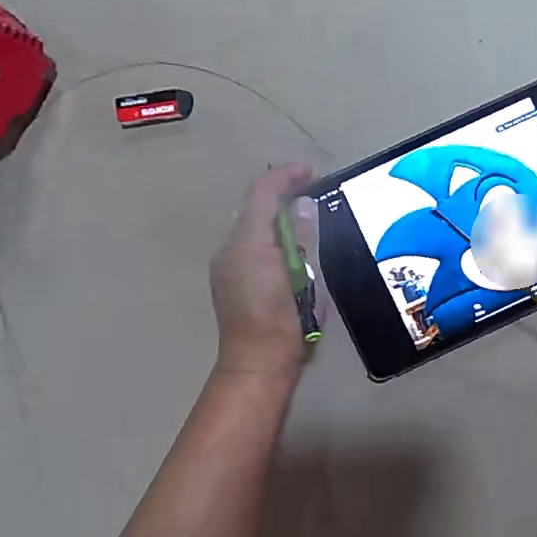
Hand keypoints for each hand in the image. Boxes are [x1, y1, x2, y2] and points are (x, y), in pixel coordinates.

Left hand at [209, 163, 317, 379]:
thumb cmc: (288, 324)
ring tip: (302, 216)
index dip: (286, 176)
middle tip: (311, 189)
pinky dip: (266, 233)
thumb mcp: (306, 278)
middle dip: (280, 192)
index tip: (312, 171)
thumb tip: (303, 204)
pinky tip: (286, 246)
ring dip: (273, 214)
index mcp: (249, 244)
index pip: (263, 193)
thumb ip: (302, 237)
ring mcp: (224, 264)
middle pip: (252, 206)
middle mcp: (229, 248)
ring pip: (249, 225)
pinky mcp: (226, 279)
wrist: (256, 365)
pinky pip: (246, 243)